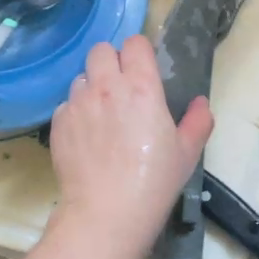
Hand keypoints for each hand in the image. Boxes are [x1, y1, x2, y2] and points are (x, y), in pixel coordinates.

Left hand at [48, 35, 213, 258]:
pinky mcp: (58, 123)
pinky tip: (87, 136)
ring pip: (81, 76)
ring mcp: (78, 103)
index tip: (145, 70)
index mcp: (142, 87)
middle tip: (122, 86)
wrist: (106, 214)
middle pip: (101, 50)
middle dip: (111, 61)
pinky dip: (77, 111)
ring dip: (92, 86)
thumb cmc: (154, 182)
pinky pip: (66, 103)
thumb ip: (198, 121)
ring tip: (102, 113)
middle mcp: (106, 86)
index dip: (140, 52)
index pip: (135, 43)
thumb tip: (200, 103)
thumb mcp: (187, 153)